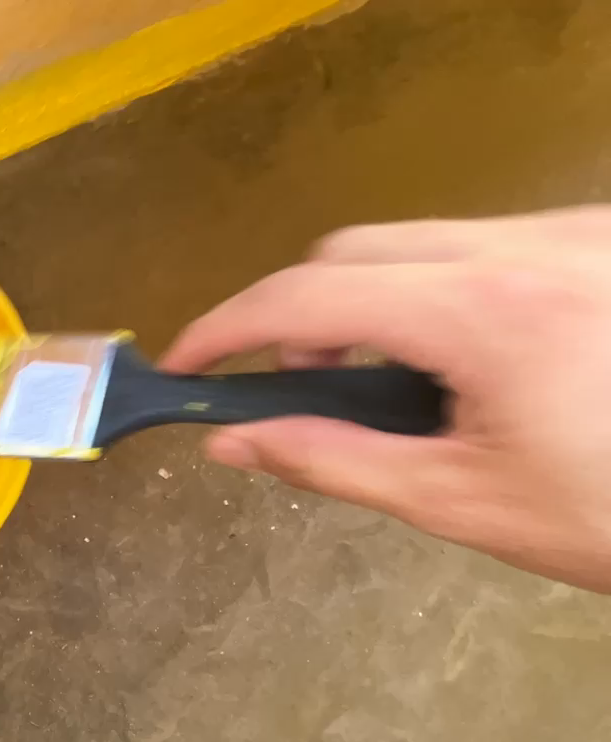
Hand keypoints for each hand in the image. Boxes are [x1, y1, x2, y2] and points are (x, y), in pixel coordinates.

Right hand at [163, 206, 610, 592]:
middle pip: (348, 250)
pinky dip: (419, 294)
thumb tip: (225, 441)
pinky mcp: (606, 244)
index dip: (220, 330)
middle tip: (288, 384)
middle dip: (288, 313)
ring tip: (378, 378)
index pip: (303, 297)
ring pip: (409, 243)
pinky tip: (450, 355)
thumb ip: (324, 460)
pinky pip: (471, 247)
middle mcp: (538, 250)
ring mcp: (583, 237)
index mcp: (489, 315)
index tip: (179, 368)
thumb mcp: (453, 499)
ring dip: (354, 303)